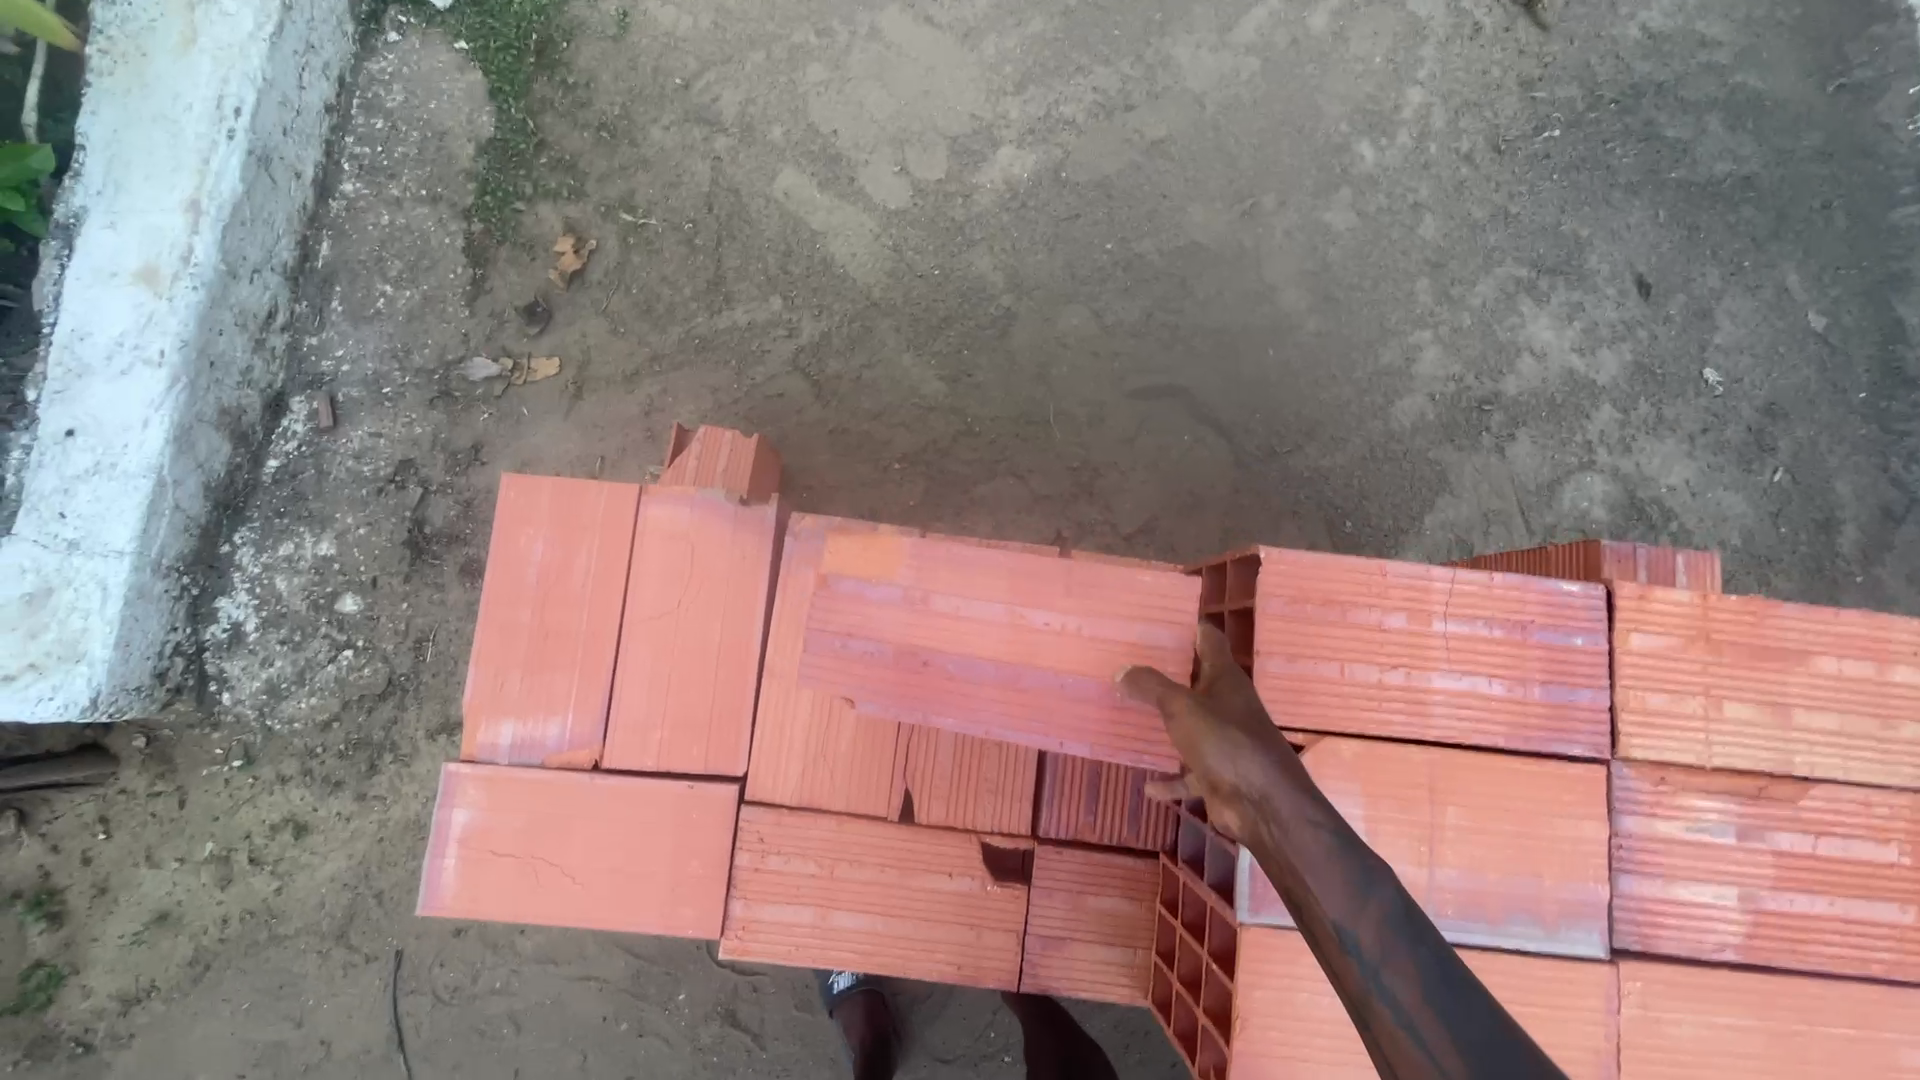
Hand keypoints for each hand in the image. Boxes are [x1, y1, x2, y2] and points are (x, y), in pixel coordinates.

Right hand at [1118, 623, 1296, 841]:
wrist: (1263, 803)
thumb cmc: (1225, 741)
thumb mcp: (1181, 706)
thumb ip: (1150, 686)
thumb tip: (1122, 670)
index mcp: (1224, 678)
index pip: (1209, 640)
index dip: (1190, 627)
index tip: (1160, 620)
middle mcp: (1226, 704)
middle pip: (1196, 682)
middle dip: (1167, 675)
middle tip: (1129, 664)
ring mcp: (1224, 740)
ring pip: (1190, 727)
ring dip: (1165, 725)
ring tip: (1130, 715)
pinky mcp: (1219, 774)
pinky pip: (1188, 774)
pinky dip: (1170, 780)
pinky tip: (1147, 786)